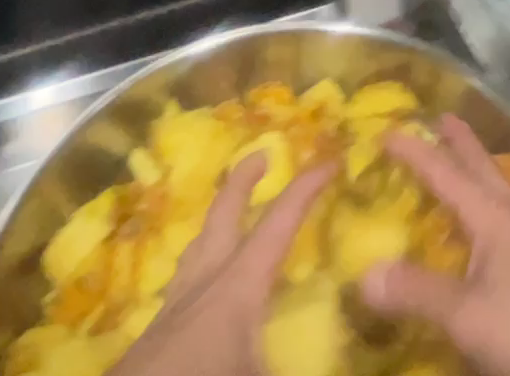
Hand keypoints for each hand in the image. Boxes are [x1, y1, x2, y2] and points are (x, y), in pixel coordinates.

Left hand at [112, 153, 336, 375]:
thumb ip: (307, 361)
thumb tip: (352, 363)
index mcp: (238, 286)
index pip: (278, 222)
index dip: (305, 188)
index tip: (329, 160)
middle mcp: (205, 282)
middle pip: (222, 213)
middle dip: (242, 179)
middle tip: (262, 153)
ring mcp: (175, 304)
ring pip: (198, 243)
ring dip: (219, 218)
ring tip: (233, 212)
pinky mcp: (157, 331)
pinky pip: (185, 277)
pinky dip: (202, 260)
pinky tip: (206, 282)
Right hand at [361, 116, 509, 375]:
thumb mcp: (464, 314)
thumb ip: (416, 291)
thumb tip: (364, 274)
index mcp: (493, 215)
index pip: (446, 172)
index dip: (414, 151)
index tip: (385, 130)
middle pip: (481, 165)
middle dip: (459, 140)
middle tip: (439, 116)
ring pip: (496, 185)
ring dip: (474, 165)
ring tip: (459, 154)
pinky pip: (503, 209)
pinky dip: (484, 195)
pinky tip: (481, 215)